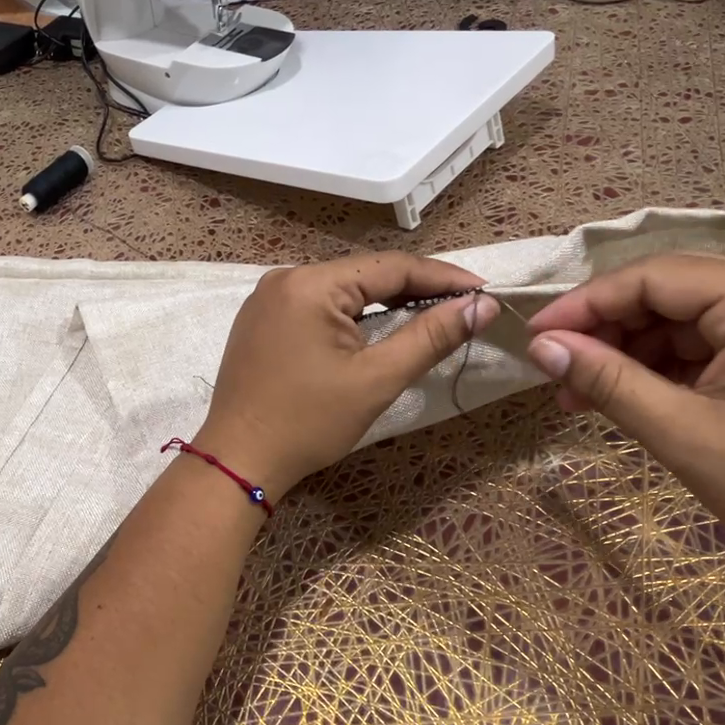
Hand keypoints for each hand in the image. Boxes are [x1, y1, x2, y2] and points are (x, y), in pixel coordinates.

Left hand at [196, 253, 496, 501]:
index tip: (485, 291)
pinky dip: (351, 315)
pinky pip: (316, 305)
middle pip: (364, 274)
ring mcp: (266, 299)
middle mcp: (284, 279)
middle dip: (416, 289)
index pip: (391, 266)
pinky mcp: (260, 321)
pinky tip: (378, 328)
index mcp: (310, 284)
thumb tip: (480, 305)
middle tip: (464, 306)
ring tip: (431, 315)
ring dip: (384, 302)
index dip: (443, 277)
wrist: (239, 459)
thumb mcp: (377, 379)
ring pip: (341, 290)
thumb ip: (430, 336)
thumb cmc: (308, 422)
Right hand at [523, 254, 724, 597]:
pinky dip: (674, 370)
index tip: (533, 337)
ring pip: (693, 323)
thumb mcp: (685, 433)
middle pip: (674, 295)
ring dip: (636, 356)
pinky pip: (722, 346)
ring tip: (586, 398)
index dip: (585, 303)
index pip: (656, 277)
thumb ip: (607, 381)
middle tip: (556, 374)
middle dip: (609, 333)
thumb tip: (541, 347)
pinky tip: (638, 400)